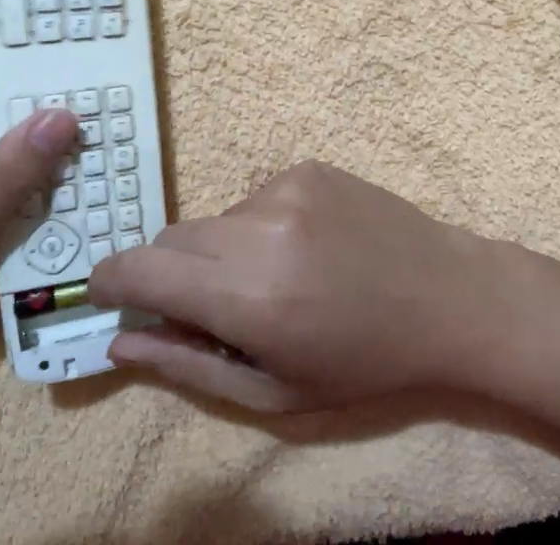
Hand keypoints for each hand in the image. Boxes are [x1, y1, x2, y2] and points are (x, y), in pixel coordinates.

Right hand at [88, 161, 497, 411]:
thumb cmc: (364, 361)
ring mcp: (287, 189)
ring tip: (276, 279)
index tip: (112, 299)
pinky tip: (307, 249)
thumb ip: (187, 366)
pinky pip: (255, 197)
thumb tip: (118, 341)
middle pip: (169, 238)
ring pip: (213, 218)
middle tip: (213, 307)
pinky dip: (259, 226)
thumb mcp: (273, 392)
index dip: (110, 283)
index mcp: (247, 296)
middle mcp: (258, 230)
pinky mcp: (309, 168)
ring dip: (220, 251)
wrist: (448, 297)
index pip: (138, 269)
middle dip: (169, 273)